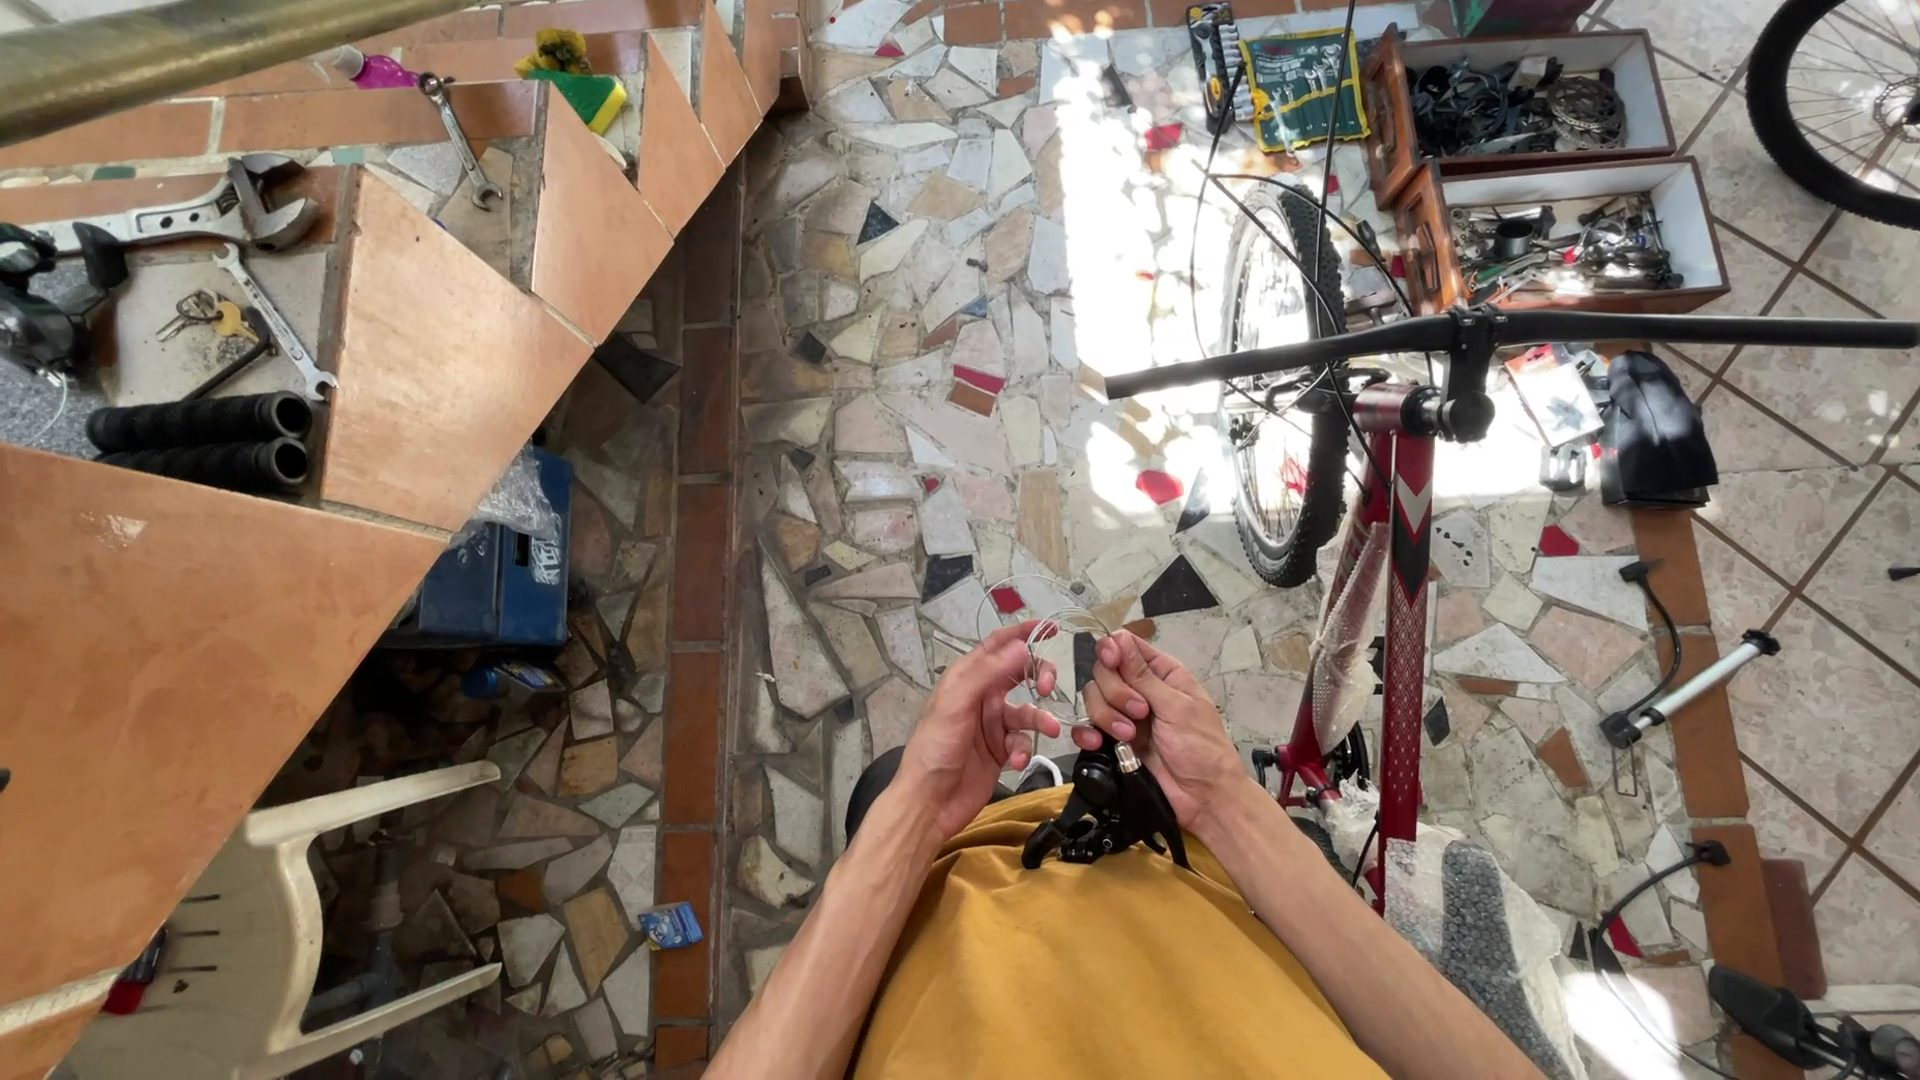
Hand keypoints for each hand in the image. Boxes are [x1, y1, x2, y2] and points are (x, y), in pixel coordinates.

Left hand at [895, 620, 1064, 840]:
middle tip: (1048, 687)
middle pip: (1020, 674)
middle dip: (1039, 677)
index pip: (997, 646)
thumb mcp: (956, 704)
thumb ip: (988, 673)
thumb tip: (1021, 647)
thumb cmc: (934, 749)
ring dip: (1039, 720)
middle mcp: (981, 696)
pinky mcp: (1001, 751)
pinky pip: (1023, 741)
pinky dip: (1024, 749)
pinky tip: (1016, 761)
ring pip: (1027, 712)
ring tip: (1050, 730)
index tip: (1051, 628)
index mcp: (966, 678)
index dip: (1023, 634)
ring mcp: (992, 725)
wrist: (929, 803)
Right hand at [1076, 630, 1250, 831]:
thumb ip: (1143, 675)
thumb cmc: (1202, 747)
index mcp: (1161, 673)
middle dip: (1116, 692)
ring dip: (1106, 716)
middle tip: (1140, 713)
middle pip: (1104, 671)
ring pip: (1093, 698)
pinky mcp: (1111, 741)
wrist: (1202, 798)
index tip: (1112, 662)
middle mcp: (1139, 689)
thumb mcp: (1177, 707)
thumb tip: (1119, 638)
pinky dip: (1087, 733)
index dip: (1113, 650)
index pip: (1125, 646)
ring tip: (1128, 736)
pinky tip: (1098, 742)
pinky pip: (1086, 727)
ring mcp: (1123, 715)